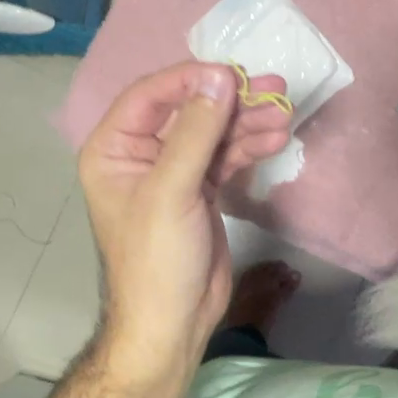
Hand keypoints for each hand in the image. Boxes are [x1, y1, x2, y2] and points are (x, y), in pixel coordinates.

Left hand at [78, 63, 291, 378]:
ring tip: (284, 115)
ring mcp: (172, 173)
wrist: (172, 322)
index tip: (233, 75)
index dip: (191, 80)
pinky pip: (224, 157)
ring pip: (212, 133)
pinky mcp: (200, 192)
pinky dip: (249, 147)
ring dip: (247, 123)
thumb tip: (221, 78)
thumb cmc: (157, 258)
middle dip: (230, 101)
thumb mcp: (171, 191)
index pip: (150, 96)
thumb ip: (196, 132)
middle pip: (187, 111)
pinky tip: (276, 138)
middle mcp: (139, 155)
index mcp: (113, 149)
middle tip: (274, 88)